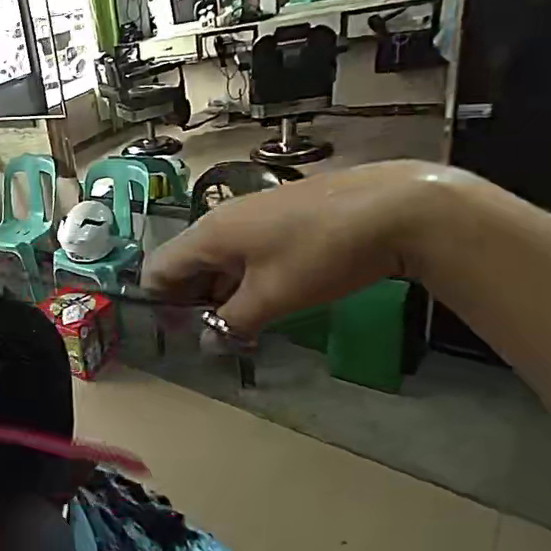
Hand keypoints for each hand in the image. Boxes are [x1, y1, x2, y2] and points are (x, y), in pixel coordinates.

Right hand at [143, 160, 473, 335]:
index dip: (158, 303)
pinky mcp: (281, 216)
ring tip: (234, 326)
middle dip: (190, 299)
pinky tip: (265, 300)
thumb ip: (233, 321)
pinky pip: (245, 250)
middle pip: (187, 261)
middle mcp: (223, 218)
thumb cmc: (320, 253)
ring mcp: (254, 213)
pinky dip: (244, 277)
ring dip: (219, 291)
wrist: (392, 208)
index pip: (159, 267)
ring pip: (219, 257)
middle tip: (206, 336)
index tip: (173, 336)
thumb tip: (207, 342)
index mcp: (210, 233)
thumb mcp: (273, 297)